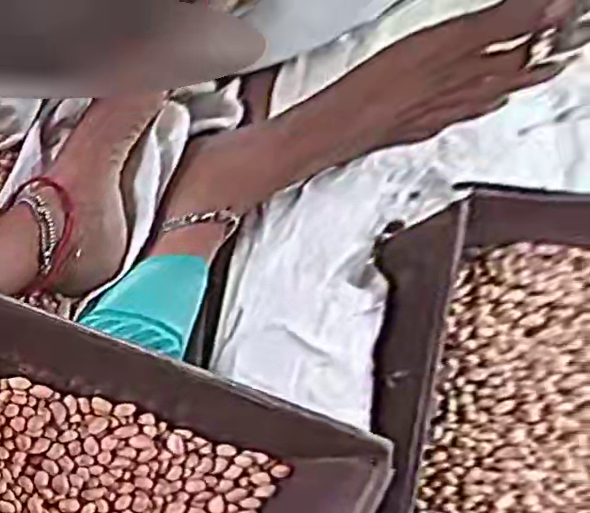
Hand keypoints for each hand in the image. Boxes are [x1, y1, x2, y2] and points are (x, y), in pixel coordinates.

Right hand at [333, 0, 569, 156]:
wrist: (307, 141)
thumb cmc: (362, 97)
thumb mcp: (442, 43)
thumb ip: (504, 22)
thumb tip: (559, 6)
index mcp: (468, 74)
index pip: (528, 43)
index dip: (553, 29)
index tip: (571, 19)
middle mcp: (448, 100)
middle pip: (504, 77)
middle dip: (533, 65)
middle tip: (560, 58)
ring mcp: (416, 121)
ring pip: (471, 103)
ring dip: (496, 94)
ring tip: (517, 88)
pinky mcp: (385, 136)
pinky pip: (430, 125)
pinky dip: (447, 120)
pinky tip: (446, 120)